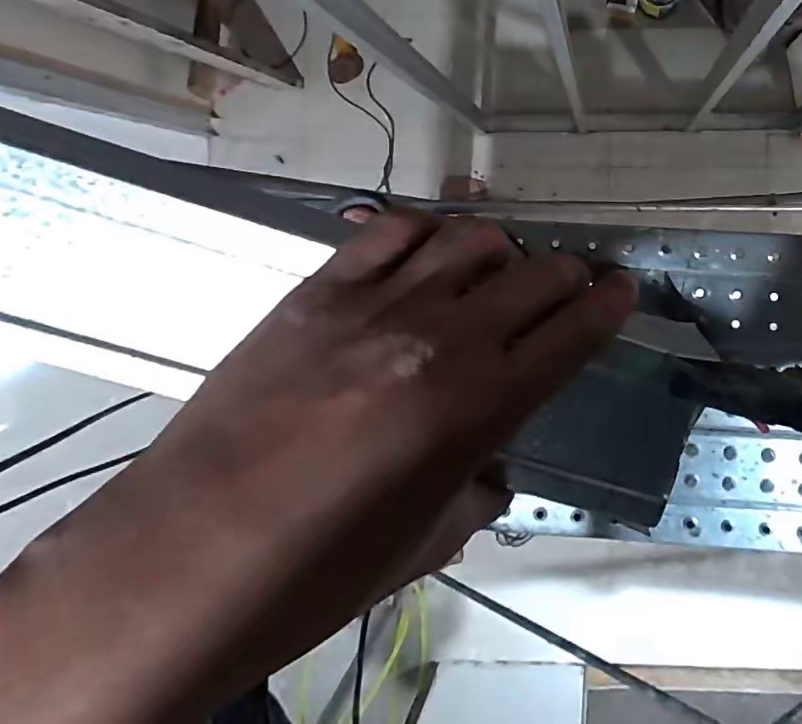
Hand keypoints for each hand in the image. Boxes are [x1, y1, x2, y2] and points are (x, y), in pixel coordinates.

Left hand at [0, 208, 637, 723]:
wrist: (177, 561)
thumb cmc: (318, 571)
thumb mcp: (428, 542)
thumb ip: (479, 486)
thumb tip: (491, 460)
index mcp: (481, 408)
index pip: (573, 335)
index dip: (609, 305)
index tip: (624, 287)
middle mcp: (444, 341)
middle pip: (537, 278)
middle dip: (569, 277)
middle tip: (568, 286)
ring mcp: (380, 308)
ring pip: (471, 240)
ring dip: (501, 250)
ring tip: (496, 269)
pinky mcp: (319, 292)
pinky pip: (390, 232)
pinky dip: (423, 231)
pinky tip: (427, 249)